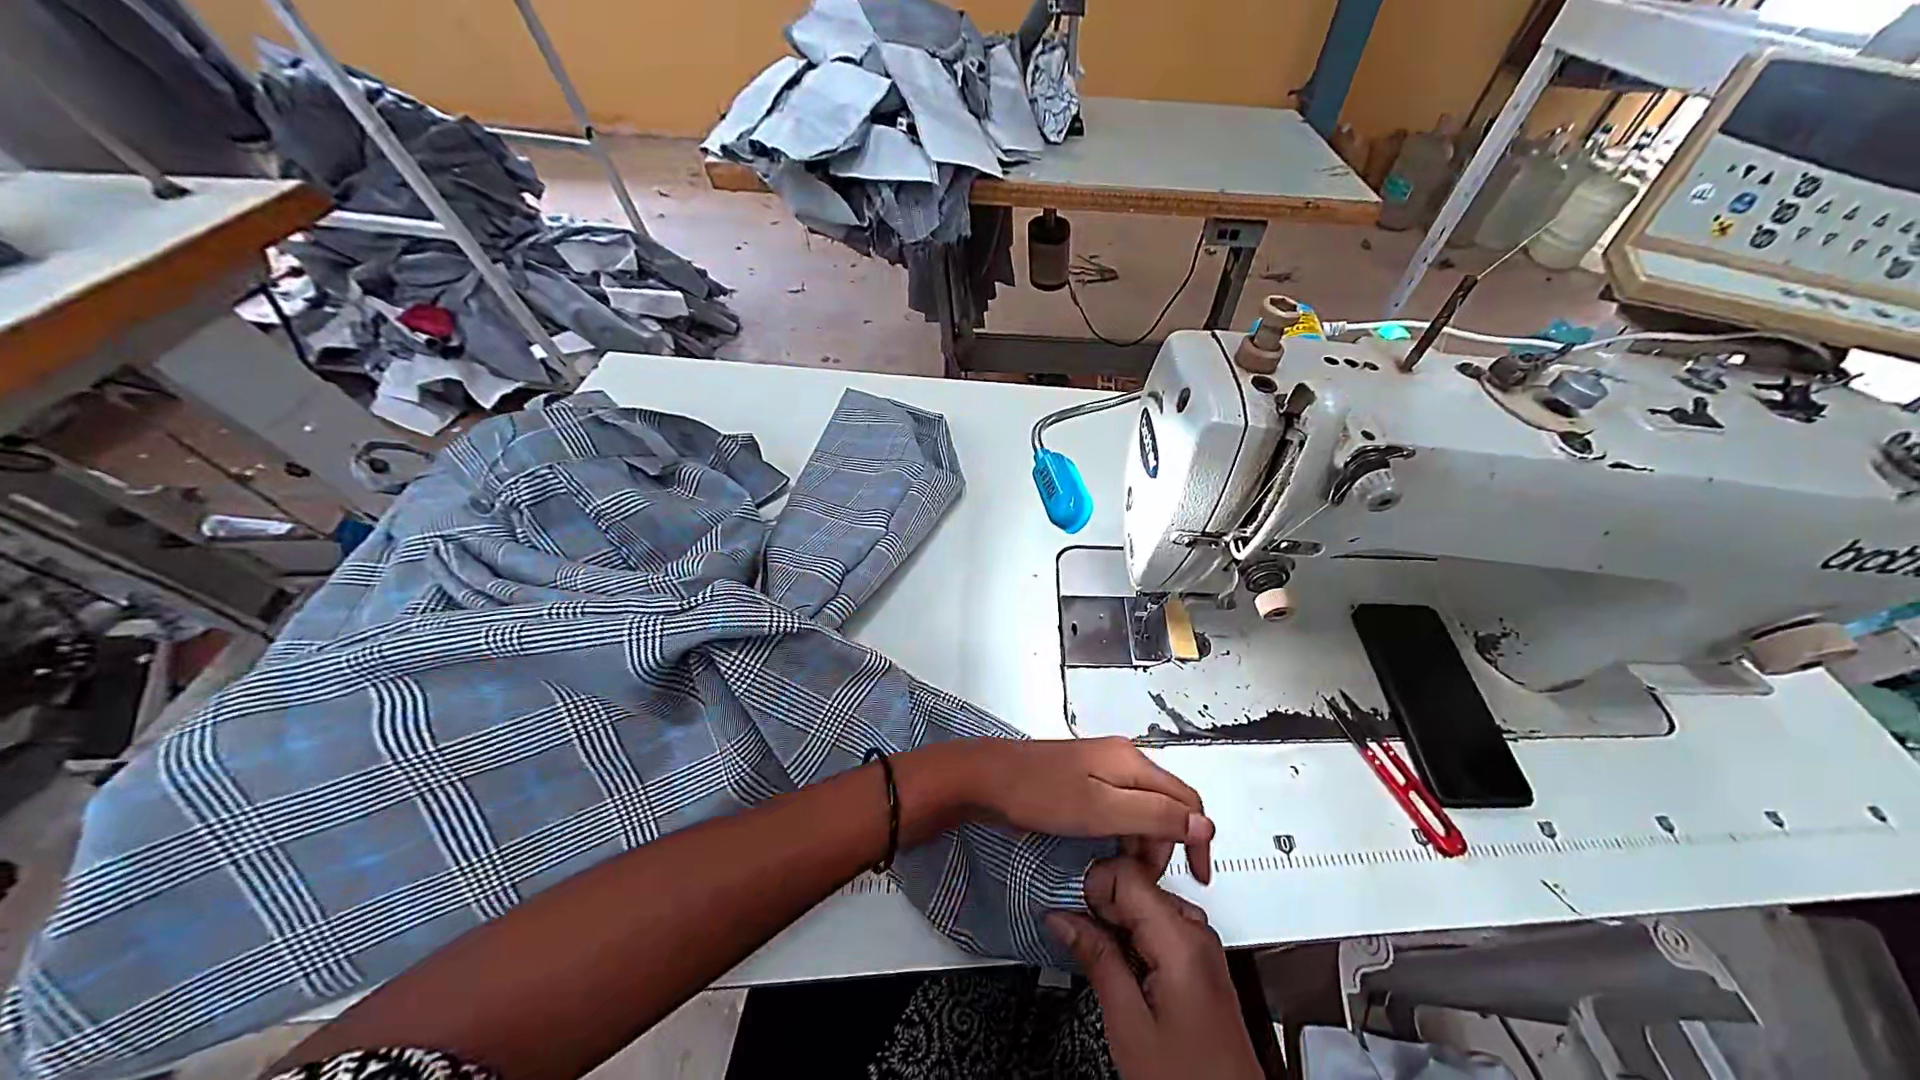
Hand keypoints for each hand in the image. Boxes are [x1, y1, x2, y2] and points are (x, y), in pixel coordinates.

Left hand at [907, 737, 1212, 881]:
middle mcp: (1121, 759)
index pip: (1186, 800)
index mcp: (1131, 760)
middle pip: (1165, 805)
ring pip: (1141, 810)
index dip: (1197, 839)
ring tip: (1119, 869)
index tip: (1198, 876)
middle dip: (1162, 844)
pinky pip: (1117, 809)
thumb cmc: (1037, 794)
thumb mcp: (1101, 809)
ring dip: (1139, 843)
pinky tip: (1103, 851)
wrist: (984, 780)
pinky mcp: (1083, 780)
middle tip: (1142, 878)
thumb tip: (1203, 823)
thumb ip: (1155, 815)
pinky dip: (1119, 834)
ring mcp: (1100, 768)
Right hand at [1047, 859, 1261, 1079]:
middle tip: (1076, 934)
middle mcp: (1197, 934)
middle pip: (1135, 884)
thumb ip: (1095, 958)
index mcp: (1181, 941)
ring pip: (1143, 902)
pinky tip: (1120, 966)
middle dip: (1099, 904)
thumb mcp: (1128, 1023)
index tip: (1070, 910)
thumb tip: (1062, 917)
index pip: (1125, 872)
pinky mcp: (1199, 960)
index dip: (1090, 887)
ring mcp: (1201, 946)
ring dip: (1113, 921)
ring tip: (1097, 955)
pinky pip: (1157, 924)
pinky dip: (1130, 935)